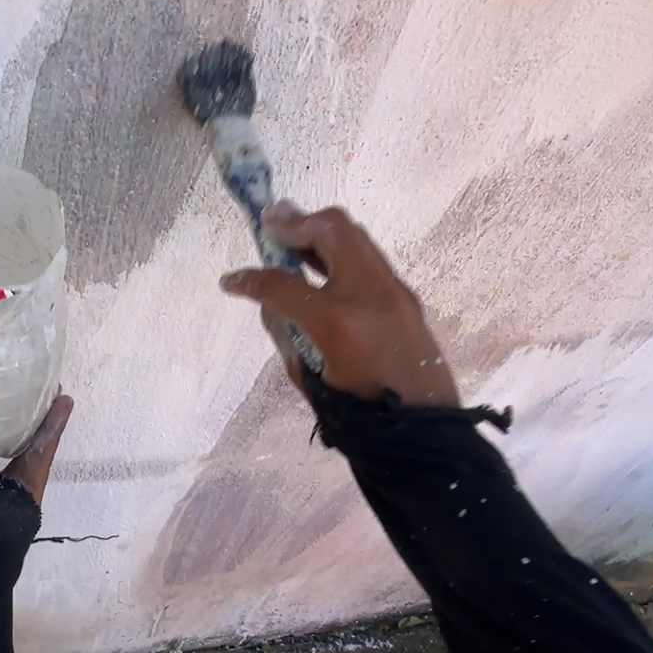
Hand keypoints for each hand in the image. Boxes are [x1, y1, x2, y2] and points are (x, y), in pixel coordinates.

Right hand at [219, 201, 459, 406]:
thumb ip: (285, 332)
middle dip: (296, 222)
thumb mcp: (308, 378)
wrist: (423, 432)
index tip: (230, 281)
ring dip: (321, 231)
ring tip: (294, 235)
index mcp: (338, 320)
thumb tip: (273, 301)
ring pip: (355, 236)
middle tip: (270, 220)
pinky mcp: (406, 296)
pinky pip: (368, 258)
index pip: (281, 285)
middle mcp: (370, 293)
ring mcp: (394, 291)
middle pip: (331, 230)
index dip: (250, 280)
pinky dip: (340, 252)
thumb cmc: (358, 414)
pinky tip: (323, 265)